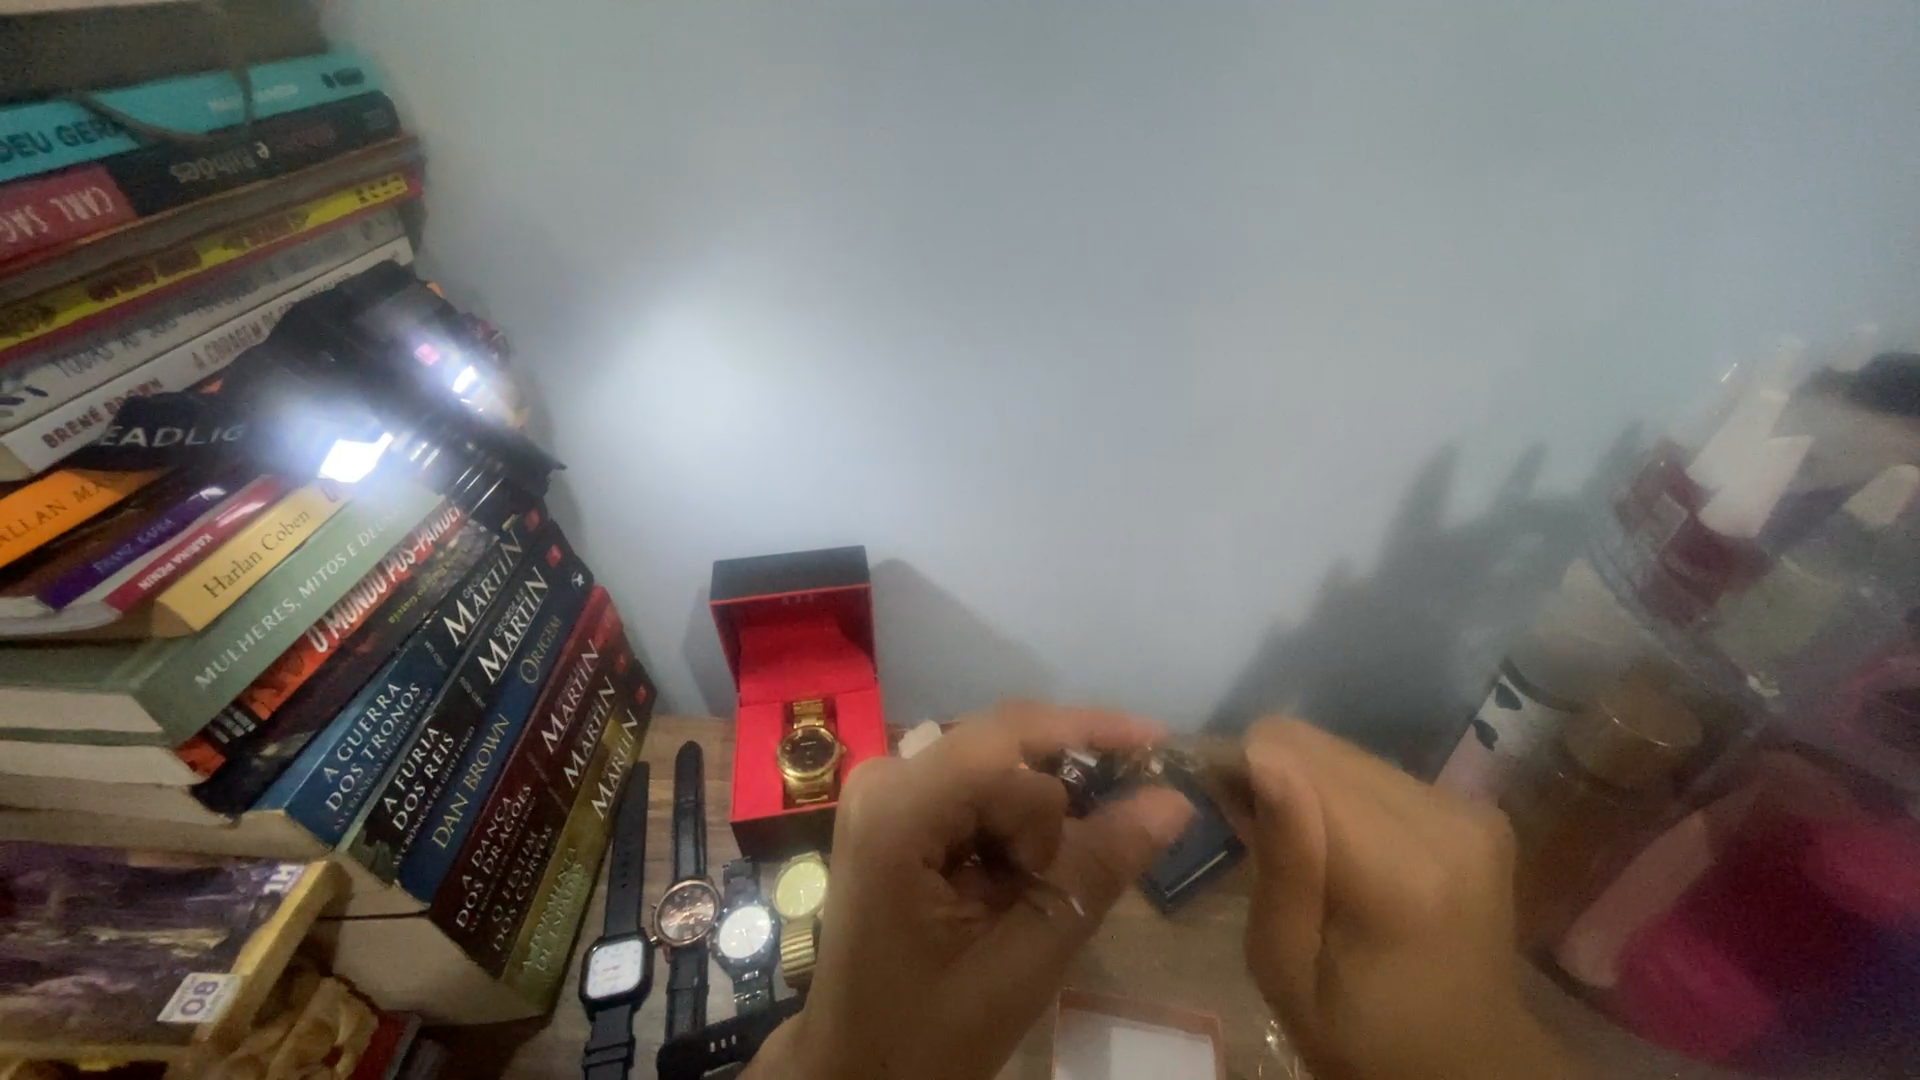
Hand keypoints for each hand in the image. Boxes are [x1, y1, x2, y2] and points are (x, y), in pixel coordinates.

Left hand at [749, 703, 1195, 1079]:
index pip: (1006, 741)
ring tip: (1047, 883)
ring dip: (1042, 810)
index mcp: (898, 811)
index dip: (1088, 732)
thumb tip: (1174, 801)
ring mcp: (885, 788)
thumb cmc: (928, 1032)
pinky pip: (975, 781)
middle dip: (1067, 784)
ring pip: (995, 760)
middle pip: (1001, 743)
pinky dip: (1016, 817)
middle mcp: (885, 778)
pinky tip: (1025, 870)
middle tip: (1119, 829)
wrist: (852, 1067)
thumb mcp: (1025, 960)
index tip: (1159, 746)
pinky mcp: (895, 804)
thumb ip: (1096, 871)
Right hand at [1237, 718, 1579, 1079]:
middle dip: (1262, 770)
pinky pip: (1366, 765)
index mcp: (1399, 871)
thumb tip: (1260, 761)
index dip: (1235, 765)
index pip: (1289, 756)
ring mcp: (1463, 808)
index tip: (1211, 803)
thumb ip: (1279, 863)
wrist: (1463, 1058)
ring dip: (1296, 778)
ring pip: (1335, 746)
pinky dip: (1331, 789)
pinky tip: (1328, 836)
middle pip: (1311, 743)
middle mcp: (1442, 820)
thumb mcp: (1285, 968)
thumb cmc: (1358, 1033)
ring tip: (1286, 835)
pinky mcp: (1468, 805)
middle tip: (1244, 825)